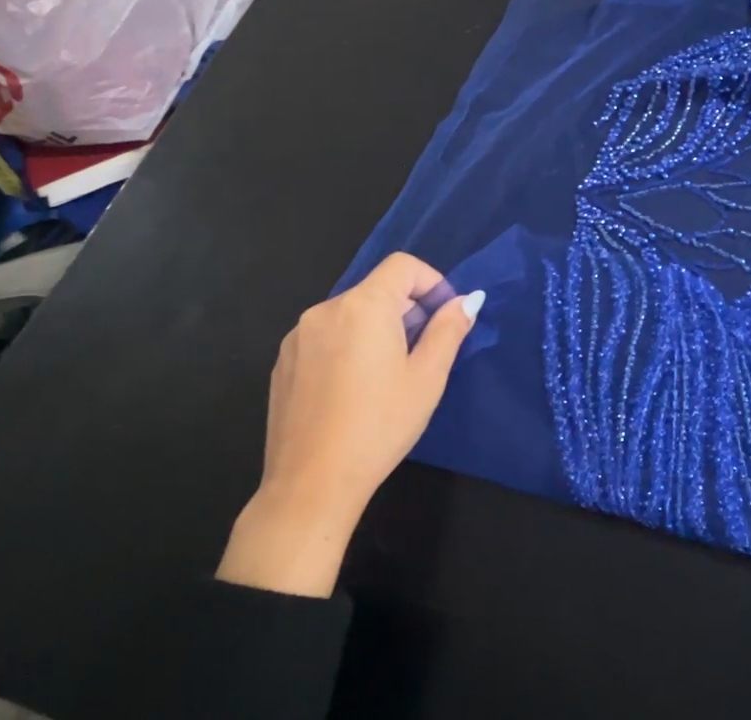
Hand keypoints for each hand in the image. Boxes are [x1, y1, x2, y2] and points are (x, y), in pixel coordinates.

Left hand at [216, 253, 482, 597]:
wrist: (311, 483)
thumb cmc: (379, 425)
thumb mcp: (428, 377)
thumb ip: (449, 329)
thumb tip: (467, 300)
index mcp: (363, 307)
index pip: (403, 266)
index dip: (432, 283)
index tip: (446, 318)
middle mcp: (324, 310)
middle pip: (376, 290)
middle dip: (408, 310)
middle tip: (425, 353)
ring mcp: (297, 337)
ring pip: (350, 315)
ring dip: (378, 330)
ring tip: (391, 375)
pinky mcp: (283, 363)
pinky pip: (326, 338)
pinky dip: (349, 347)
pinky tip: (356, 391)